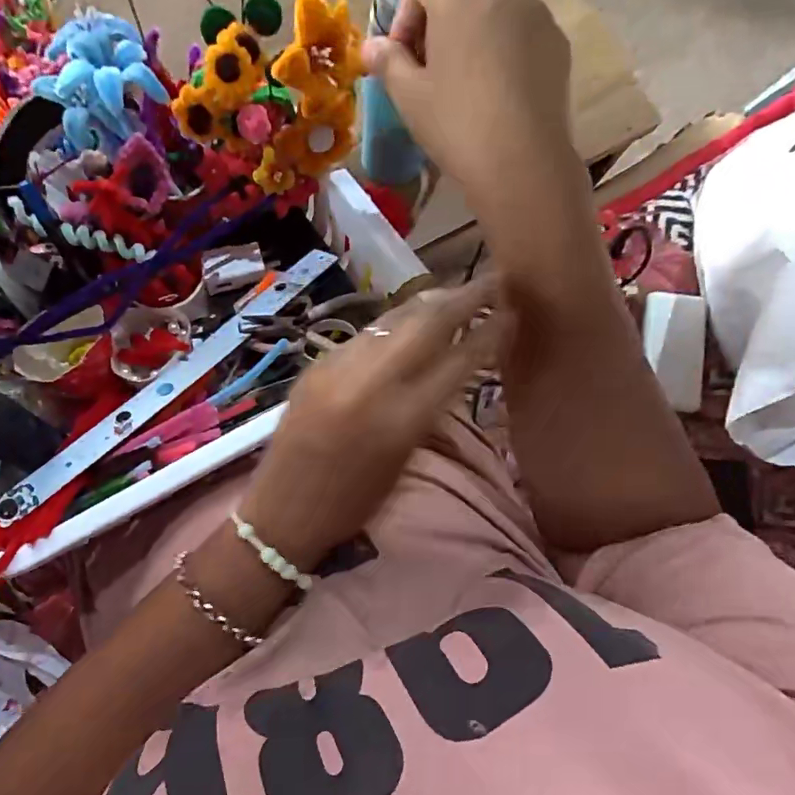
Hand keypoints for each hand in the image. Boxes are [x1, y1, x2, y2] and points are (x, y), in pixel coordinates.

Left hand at [238, 279, 499, 568]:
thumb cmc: (352, 505)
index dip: (490, 333)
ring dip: (428, 304)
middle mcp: (370, 383)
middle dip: (465, 298)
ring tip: (454, 295)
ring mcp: (337, 368)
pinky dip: (394, 326)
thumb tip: (451, 367)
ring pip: (393, 320)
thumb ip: (429, 412)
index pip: (458, 361)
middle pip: (427, 323)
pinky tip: (407, 324)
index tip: (513, 312)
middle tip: (492, 282)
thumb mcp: (403, 461)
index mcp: (401, 420)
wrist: (281, 513)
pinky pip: (364, 335)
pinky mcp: (315, 366)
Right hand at [361, 0, 573, 209]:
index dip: (404, 21)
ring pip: (494, 14)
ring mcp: (538, 12)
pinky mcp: (559, 43)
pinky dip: (504, 55)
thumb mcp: (408, 95)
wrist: (522, 162)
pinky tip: (495, 96)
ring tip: (463, 87)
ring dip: (474, 40)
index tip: (399, 62)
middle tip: (429, 74)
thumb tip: (371, 47)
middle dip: (440, 27)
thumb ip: (387, 62)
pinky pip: (521, 37)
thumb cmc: (456, 123)